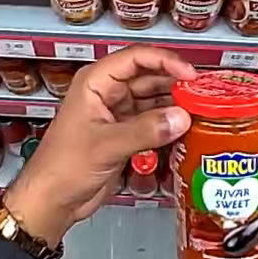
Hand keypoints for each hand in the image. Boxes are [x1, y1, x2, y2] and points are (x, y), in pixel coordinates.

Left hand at [2, 46, 195, 244]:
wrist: (52, 200)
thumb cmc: (66, 165)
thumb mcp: (106, 145)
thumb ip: (146, 130)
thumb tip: (182, 117)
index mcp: (97, 82)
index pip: (136, 58)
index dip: (165, 61)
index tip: (190, 74)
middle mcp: (108, 91)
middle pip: (148, 76)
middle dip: (175, 82)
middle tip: (204, 93)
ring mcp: (117, 112)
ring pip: (152, 98)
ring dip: (174, 103)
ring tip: (202, 110)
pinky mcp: (124, 133)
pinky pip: (151, 120)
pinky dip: (168, 123)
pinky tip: (188, 128)